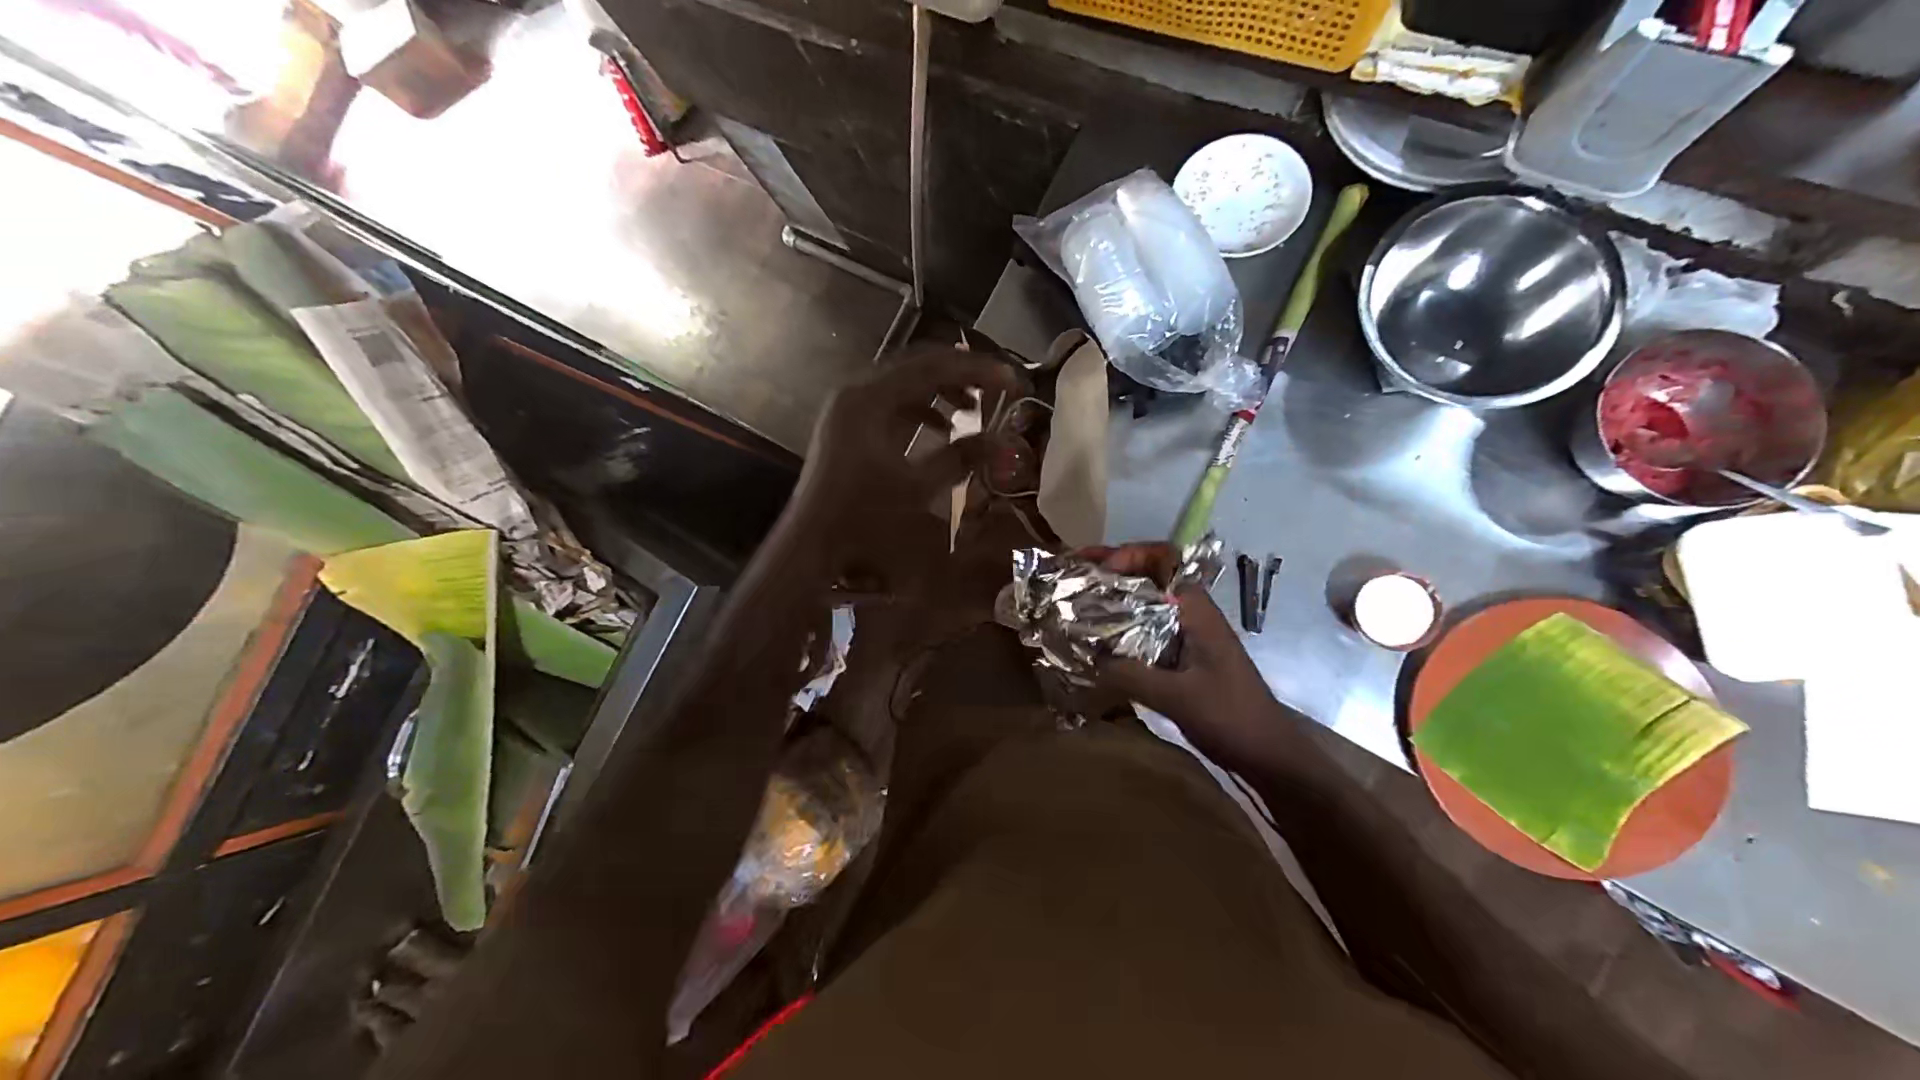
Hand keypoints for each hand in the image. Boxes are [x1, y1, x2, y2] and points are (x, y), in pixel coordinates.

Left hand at [783, 346, 1019, 592]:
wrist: (813, 547)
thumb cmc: (862, 518)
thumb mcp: (918, 487)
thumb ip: (959, 458)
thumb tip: (1000, 441)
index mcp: (868, 399)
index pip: (929, 367)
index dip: (974, 369)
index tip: (1010, 378)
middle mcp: (855, 394)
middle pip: (916, 368)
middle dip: (959, 375)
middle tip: (997, 385)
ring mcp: (849, 411)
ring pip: (904, 386)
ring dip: (941, 392)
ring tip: (975, 406)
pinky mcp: (850, 429)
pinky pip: (892, 407)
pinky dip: (921, 412)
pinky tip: (944, 429)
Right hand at [1084, 543, 1285, 755]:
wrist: (1268, 753)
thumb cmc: (1230, 717)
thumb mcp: (1177, 697)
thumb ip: (1131, 675)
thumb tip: (1088, 656)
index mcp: (1197, 611)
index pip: (1165, 560)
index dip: (1130, 554)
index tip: (1099, 569)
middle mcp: (1192, 615)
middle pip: (1150, 576)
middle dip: (1112, 571)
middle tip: (1073, 575)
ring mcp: (1189, 636)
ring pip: (1146, 603)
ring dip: (1114, 598)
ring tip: (1076, 602)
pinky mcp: (1183, 657)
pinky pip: (1147, 629)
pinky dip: (1121, 626)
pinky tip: (1096, 641)